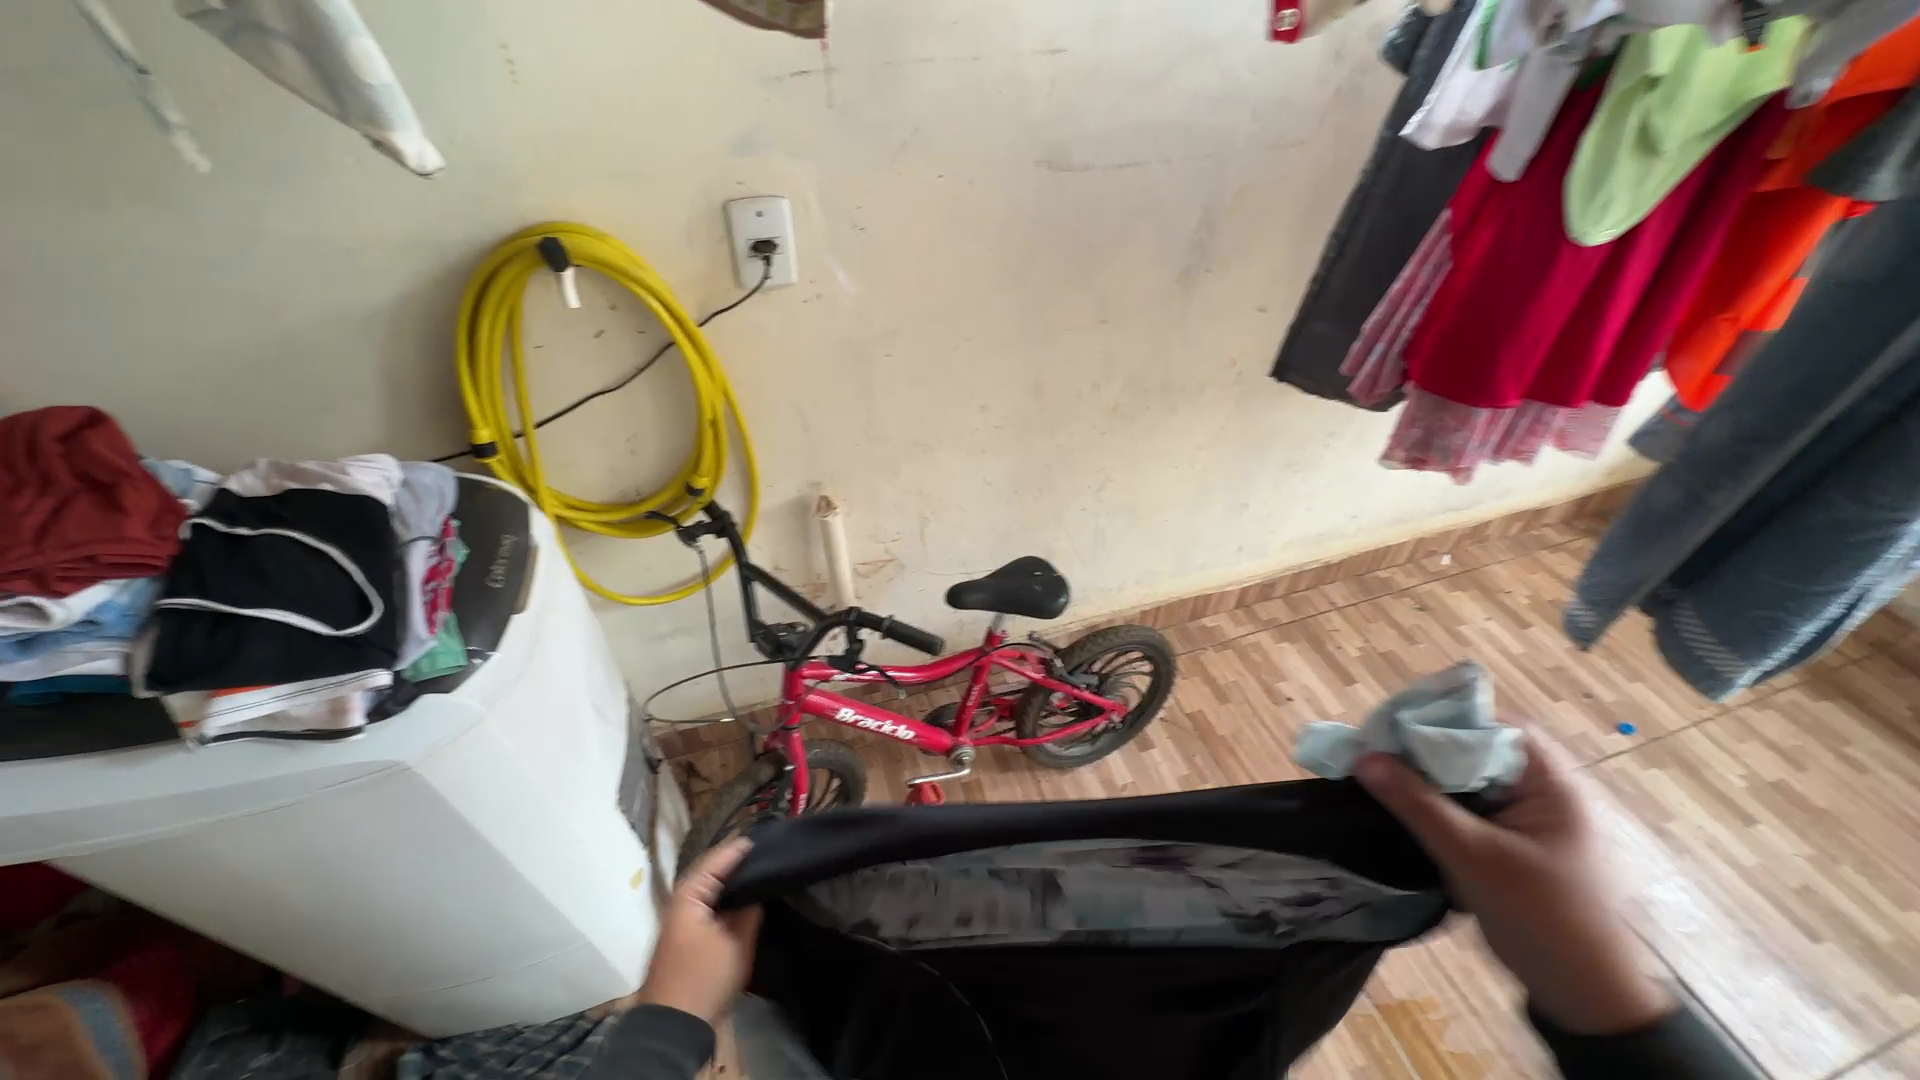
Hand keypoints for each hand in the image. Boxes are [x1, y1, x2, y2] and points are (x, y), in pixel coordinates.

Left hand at [637, 838, 762, 1024]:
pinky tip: (735, 901)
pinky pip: (701, 906)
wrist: (673, 1026)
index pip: (713, 863)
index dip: (735, 850)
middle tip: (756, 852)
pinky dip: (717, 897)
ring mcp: (675, 924)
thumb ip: (748, 912)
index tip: (757, 839)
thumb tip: (757, 891)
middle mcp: (677, 905)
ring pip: (702, 891)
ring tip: (749, 871)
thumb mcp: (736, 944)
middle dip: (728, 862)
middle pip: (704, 874)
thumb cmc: (704, 979)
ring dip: (723, 880)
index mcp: (688, 899)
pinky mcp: (679, 940)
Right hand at [1355, 732, 1675, 1034]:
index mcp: (1553, 786)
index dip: (1447, 719)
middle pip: (1479, 751)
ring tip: (1381, 777)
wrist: (1586, 999)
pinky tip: (1406, 812)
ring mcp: (1530, 823)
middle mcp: (1544, 795)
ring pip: (1471, 782)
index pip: (1498, 727)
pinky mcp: (1515, 848)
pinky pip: (1471, 810)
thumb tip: (1363, 756)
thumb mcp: (1473, 857)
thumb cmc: (1542, 919)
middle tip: (1377, 752)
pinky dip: (1439, 807)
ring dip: (1429, 780)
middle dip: (1427, 750)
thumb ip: (1417, 804)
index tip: (1395, 726)